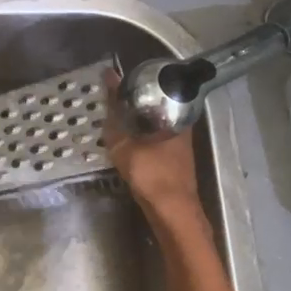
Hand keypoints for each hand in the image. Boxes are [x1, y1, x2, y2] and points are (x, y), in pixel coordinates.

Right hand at [104, 69, 204, 218]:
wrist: (171, 212)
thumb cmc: (152, 175)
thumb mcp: (126, 145)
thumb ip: (114, 117)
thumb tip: (108, 77)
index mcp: (177, 119)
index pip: (161, 90)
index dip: (141, 84)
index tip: (122, 79)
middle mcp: (182, 129)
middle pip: (157, 108)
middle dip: (136, 103)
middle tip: (112, 97)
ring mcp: (178, 146)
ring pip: (155, 125)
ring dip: (136, 120)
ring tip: (113, 114)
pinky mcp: (171, 161)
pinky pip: (153, 139)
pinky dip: (138, 135)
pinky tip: (123, 138)